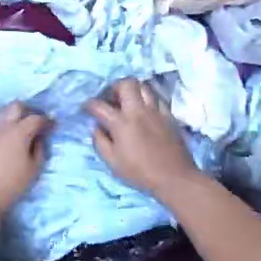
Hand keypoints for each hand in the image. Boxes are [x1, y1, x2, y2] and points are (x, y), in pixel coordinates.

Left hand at [0, 102, 51, 211]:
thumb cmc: (12, 184)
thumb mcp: (34, 168)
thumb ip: (40, 149)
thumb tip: (39, 138)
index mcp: (19, 131)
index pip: (36, 118)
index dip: (47, 121)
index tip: (53, 126)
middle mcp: (2, 126)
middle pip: (16, 106)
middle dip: (28, 110)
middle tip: (35, 122)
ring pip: (2, 113)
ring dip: (13, 116)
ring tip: (20, 128)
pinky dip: (3, 125)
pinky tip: (6, 138)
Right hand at [85, 78, 200, 199]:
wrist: (174, 177)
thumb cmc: (140, 172)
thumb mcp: (112, 162)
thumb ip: (100, 142)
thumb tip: (96, 127)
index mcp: (121, 123)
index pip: (99, 105)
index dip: (89, 104)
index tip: (86, 108)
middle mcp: (138, 111)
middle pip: (126, 83)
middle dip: (114, 87)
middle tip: (111, 99)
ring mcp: (156, 111)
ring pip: (144, 87)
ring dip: (133, 91)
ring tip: (128, 102)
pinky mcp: (169, 116)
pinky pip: (157, 98)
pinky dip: (148, 100)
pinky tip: (145, 111)